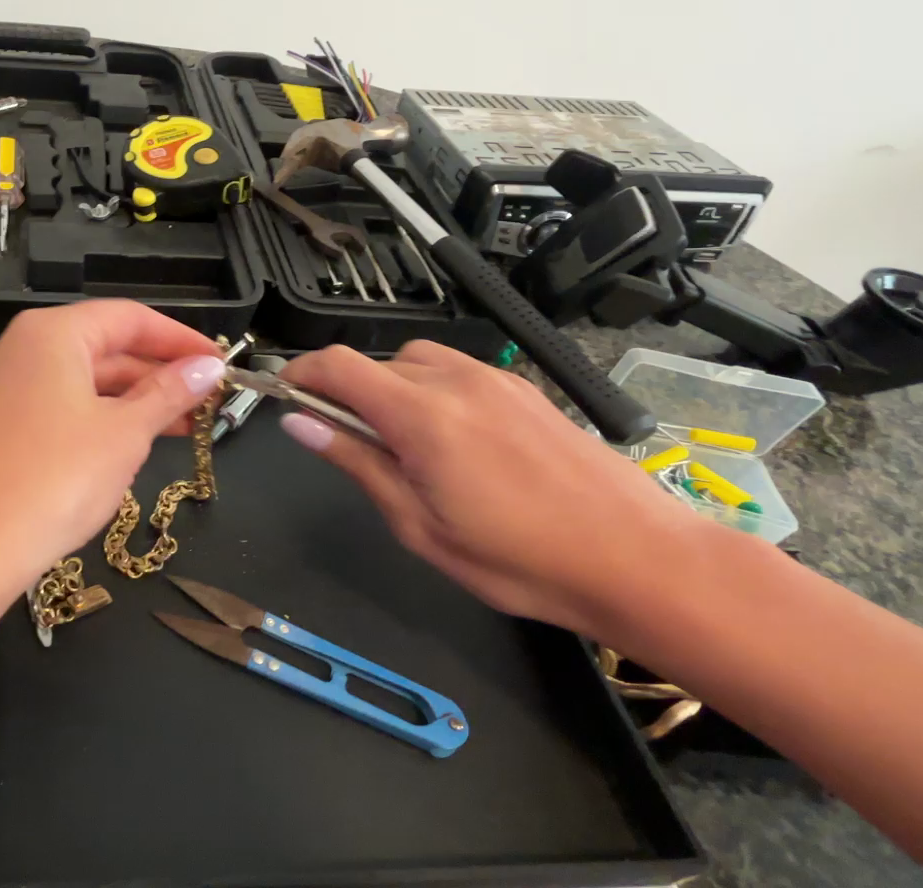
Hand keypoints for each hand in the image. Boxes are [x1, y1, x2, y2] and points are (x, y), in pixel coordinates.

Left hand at [0, 301, 224, 585]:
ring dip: (134, 402)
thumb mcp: (125, 434)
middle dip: (159, 375)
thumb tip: (208, 367)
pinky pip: (60, 409)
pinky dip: (100, 421)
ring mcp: (5, 389)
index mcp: (51, 333)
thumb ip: (170, 393)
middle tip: (208, 404)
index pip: (129, 317)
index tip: (222, 364)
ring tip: (183, 428)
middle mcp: (22, 349)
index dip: (180, 339)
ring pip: (84, 383)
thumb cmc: (55, 480)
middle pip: (104, 348)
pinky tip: (131, 448)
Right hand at [276, 342, 716, 636]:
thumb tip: (299, 423)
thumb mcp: (417, 524)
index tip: (284, 396)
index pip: (337, 365)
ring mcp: (496, 381)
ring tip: (402, 444)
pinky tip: (452, 442)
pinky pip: (456, 373)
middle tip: (348, 446)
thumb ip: (356, 462)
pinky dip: (431, 392)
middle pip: (373, 363)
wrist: (638, 559)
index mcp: (422, 414)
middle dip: (345, 393)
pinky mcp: (524, 390)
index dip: (299, 374)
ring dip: (389, 389)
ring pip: (415, 362)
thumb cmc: (518, 559)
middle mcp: (456, 380)